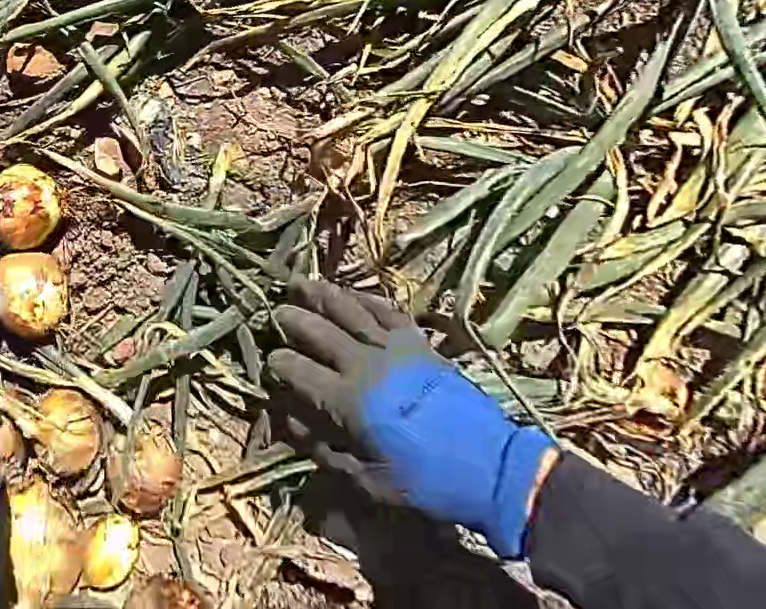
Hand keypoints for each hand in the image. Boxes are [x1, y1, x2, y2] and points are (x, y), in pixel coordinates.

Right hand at [266, 278, 555, 557]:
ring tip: (298, 283)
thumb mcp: (370, 480)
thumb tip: (287, 419)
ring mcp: (392, 345)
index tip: (271, 363)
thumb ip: (323, 448)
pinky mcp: (417, 339)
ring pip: (347, 308)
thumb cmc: (428, 482)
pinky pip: (383, 308)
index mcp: (348, 400)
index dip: (278, 364)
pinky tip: (350, 294)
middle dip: (291, 319)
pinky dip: (362, 298)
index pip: (297, 370)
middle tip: (276, 314)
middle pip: (316, 329)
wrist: (495, 467)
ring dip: (319, 294)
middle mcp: (364, 363)